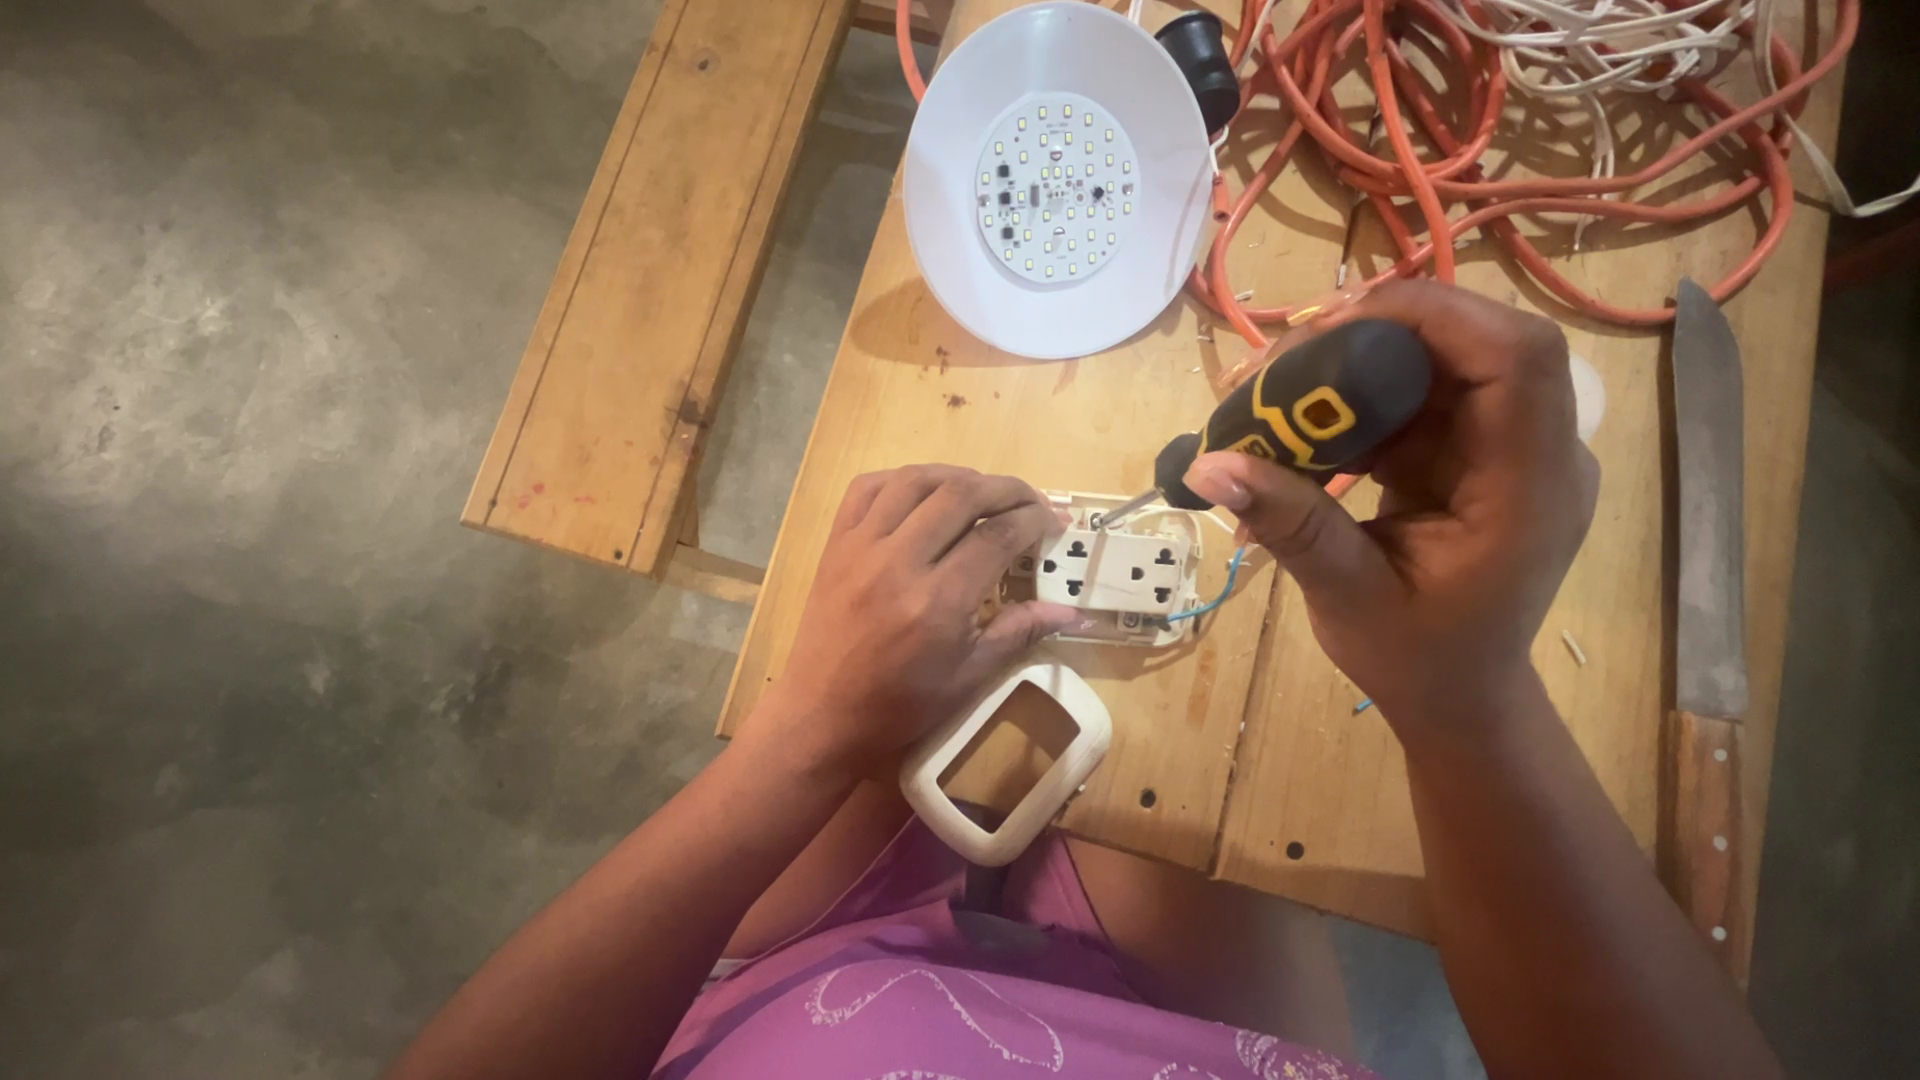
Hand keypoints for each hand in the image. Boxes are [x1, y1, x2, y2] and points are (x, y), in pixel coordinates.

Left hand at [738, 465, 1080, 777]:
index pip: (997, 536)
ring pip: (916, 480)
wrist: (823, 715)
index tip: (1056, 521)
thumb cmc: (901, 705)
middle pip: (962, 494)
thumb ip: (1019, 632)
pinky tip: (925, 491)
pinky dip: (903, 479)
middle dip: (1007, 489)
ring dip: (958, 475)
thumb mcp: (969, 677)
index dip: (1035, 520)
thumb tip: (1073, 611)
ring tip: (983, 491)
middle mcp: (898, 562)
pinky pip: (868, 487)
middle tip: (1031, 501)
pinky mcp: (835, 544)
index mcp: (937, 602)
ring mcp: (861, 547)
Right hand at [1181, 280, 1598, 737]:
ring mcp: (1497, 451)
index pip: (1513, 358)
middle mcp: (1529, 452)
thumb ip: (1289, 524)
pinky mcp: (1463, 456)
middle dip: (1365, 339)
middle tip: (1271, 364)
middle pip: (1464, 348)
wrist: (1457, 696)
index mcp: (1528, 487)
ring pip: (1427, 369)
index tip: (1327, 325)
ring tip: (1261, 390)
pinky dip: (1345, 405)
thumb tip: (1207, 465)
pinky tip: (1290, 425)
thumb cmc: (1417, 659)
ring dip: (1344, 369)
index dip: (1430, 317)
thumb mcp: (1346, 594)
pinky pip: (1407, 404)